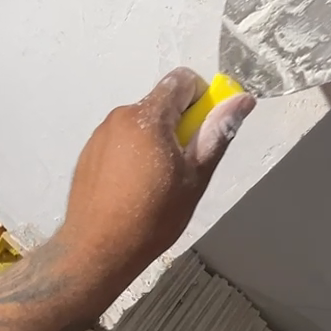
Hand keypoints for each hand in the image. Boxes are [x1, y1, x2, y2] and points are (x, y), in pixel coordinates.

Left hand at [57, 69, 256, 280]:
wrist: (97, 250)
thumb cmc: (152, 216)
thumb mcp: (196, 176)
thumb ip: (218, 132)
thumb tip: (242, 100)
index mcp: (149, 116)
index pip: (181, 80)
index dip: (201, 98)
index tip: (203, 131)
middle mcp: (121, 115)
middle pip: (161, 102)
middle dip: (179, 124)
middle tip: (184, 165)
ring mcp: (101, 133)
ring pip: (142, 122)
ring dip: (157, 139)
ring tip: (158, 182)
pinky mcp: (89, 151)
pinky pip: (121, 138)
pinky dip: (134, 152)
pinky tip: (134, 187)